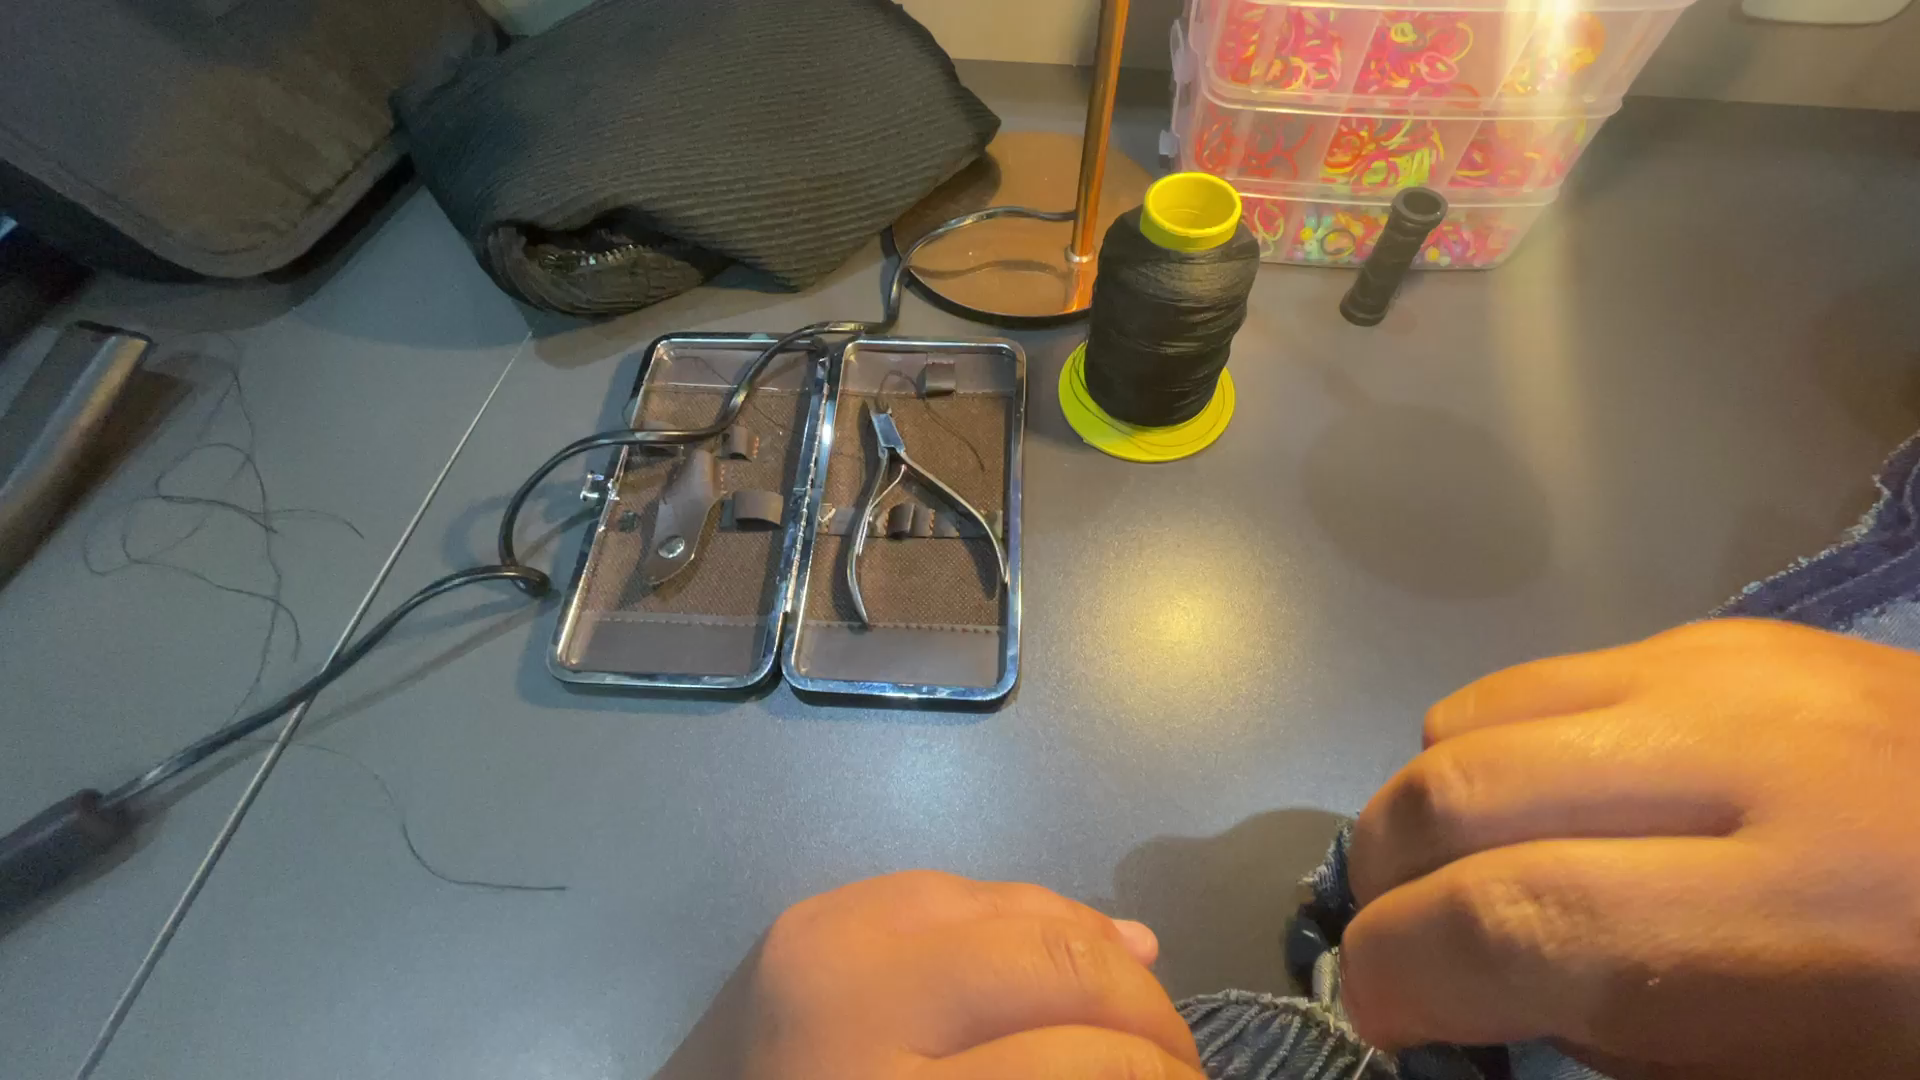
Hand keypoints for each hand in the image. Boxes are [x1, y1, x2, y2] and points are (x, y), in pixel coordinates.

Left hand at [657, 871, 1202, 1079]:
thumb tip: (1142, 1070)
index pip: (1066, 1064)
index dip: (1152, 1075)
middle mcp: (855, 998)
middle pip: (1048, 963)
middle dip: (1142, 1006)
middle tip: (1182, 1054)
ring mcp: (833, 932)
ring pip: (1014, 903)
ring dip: (1097, 947)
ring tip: (1145, 995)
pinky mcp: (824, 905)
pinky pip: (962, 888)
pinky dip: (1031, 915)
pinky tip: (1075, 941)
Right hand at [1342, 619, 1919, 1078]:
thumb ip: (1613, 1045)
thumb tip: (1450, 1000)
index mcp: (1825, 923)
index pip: (1515, 920)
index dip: (1400, 967)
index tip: (1378, 1006)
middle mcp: (1753, 757)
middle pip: (1454, 793)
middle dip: (1382, 873)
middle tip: (1396, 931)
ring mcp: (1716, 672)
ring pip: (1457, 725)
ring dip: (1422, 810)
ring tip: (1460, 862)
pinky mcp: (1701, 637)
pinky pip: (1512, 688)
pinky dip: (1478, 754)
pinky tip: (1538, 800)